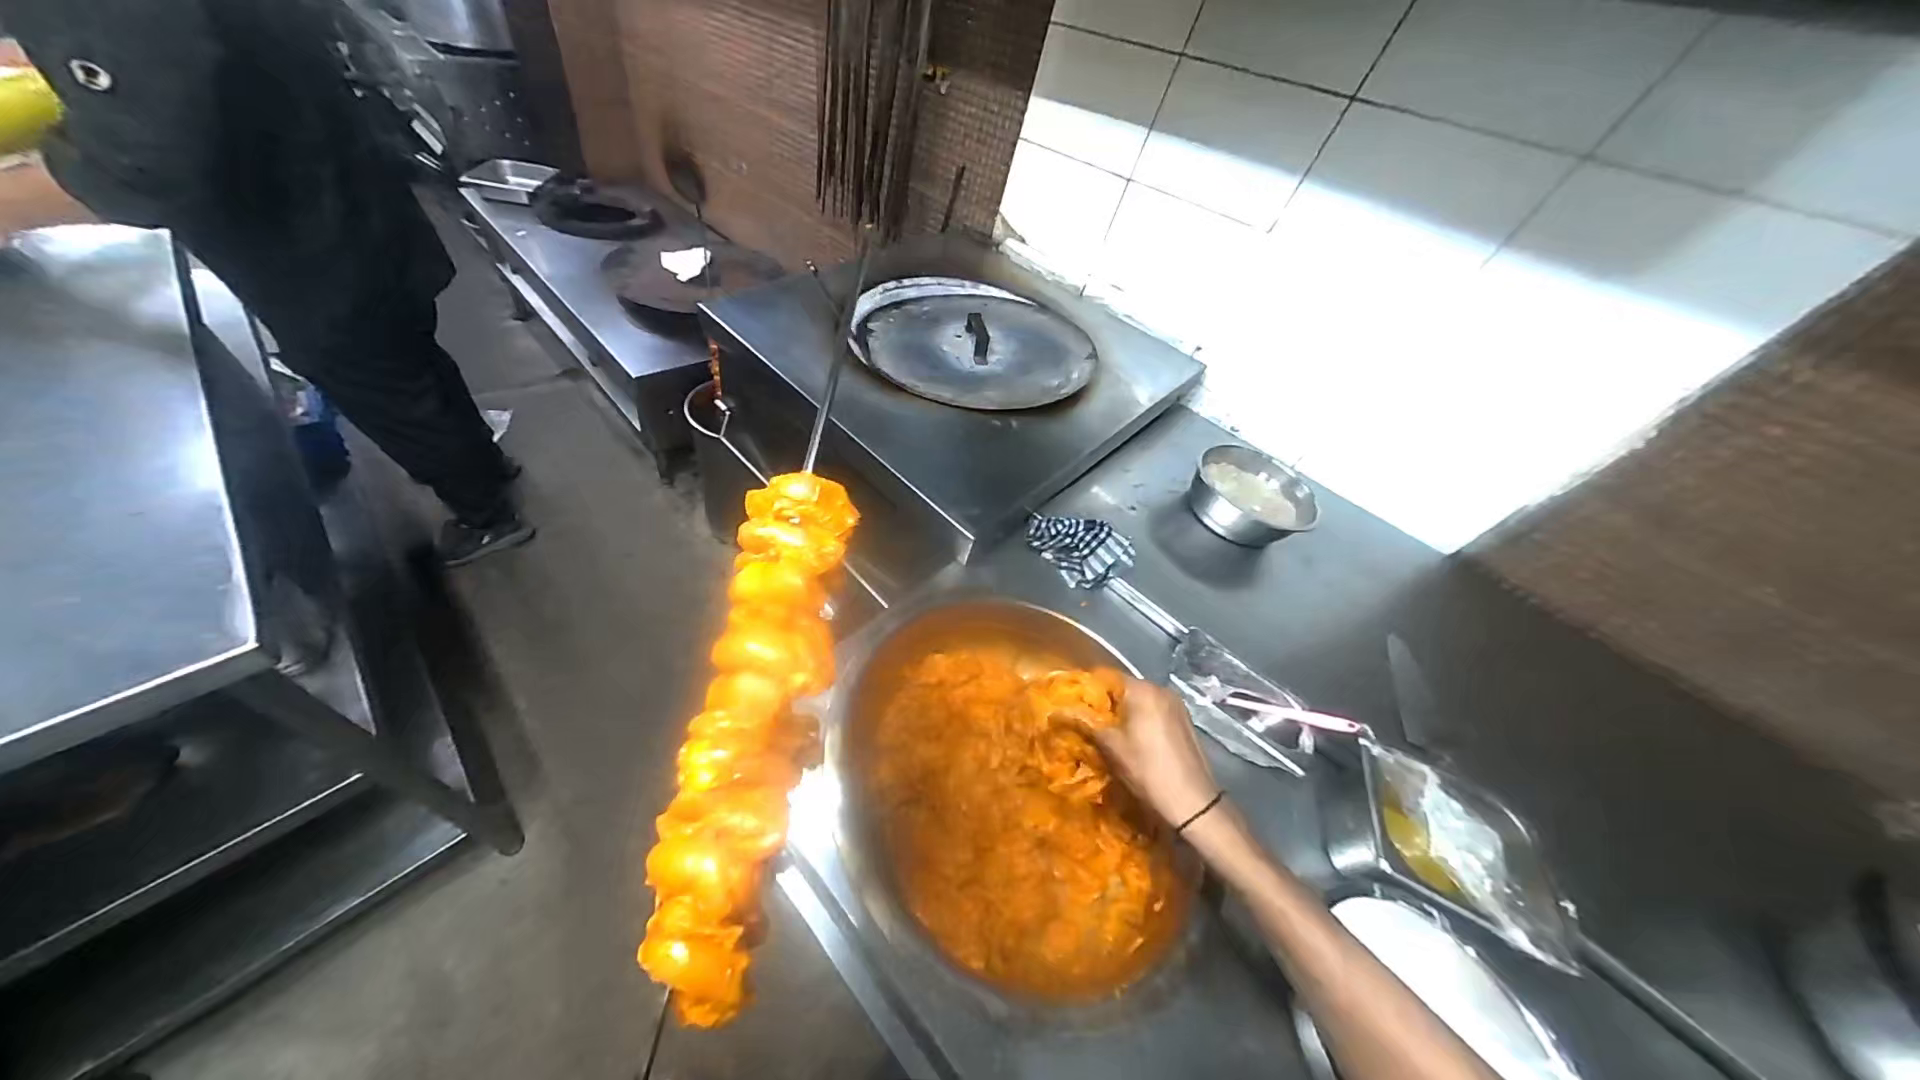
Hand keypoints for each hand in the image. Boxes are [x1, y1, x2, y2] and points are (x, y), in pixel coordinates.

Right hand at [1088, 677, 1222, 829]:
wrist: (1192, 803)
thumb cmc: (1146, 769)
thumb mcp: (1109, 746)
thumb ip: (1086, 722)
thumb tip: (1060, 710)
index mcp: (1143, 689)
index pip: (1107, 677)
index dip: (1088, 690)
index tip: (1074, 706)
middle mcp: (1162, 690)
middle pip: (1125, 688)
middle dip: (1106, 704)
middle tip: (1089, 723)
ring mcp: (1177, 706)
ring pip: (1141, 702)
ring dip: (1125, 714)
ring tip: (1110, 735)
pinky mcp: (1185, 722)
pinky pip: (1155, 713)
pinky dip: (1141, 722)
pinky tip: (1135, 742)